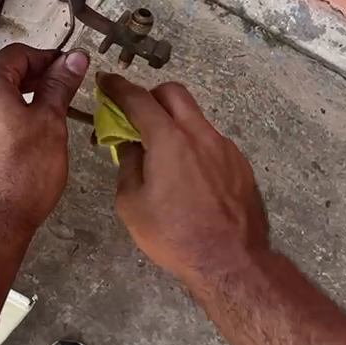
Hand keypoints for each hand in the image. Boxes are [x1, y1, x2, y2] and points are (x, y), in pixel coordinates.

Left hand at [0, 45, 90, 243]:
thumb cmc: (20, 176)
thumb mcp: (50, 124)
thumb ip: (59, 85)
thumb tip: (74, 58)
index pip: (17, 54)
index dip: (46, 58)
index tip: (66, 68)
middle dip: (30, 80)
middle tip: (58, 93)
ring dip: (12, 102)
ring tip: (39, 121)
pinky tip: (15, 143)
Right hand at [99, 74, 268, 291]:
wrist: (231, 262)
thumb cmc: (175, 236)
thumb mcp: (132, 204)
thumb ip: (128, 165)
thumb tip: (131, 146)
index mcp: (169, 140)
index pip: (138, 99)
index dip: (118, 87)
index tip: (106, 82)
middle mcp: (200, 134)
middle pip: (173, 93)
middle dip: (151, 96)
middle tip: (136, 115)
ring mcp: (224, 147)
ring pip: (195, 117)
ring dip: (174, 122)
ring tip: (163, 153)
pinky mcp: (239, 164)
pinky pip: (211, 141)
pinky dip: (194, 145)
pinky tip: (189, 175)